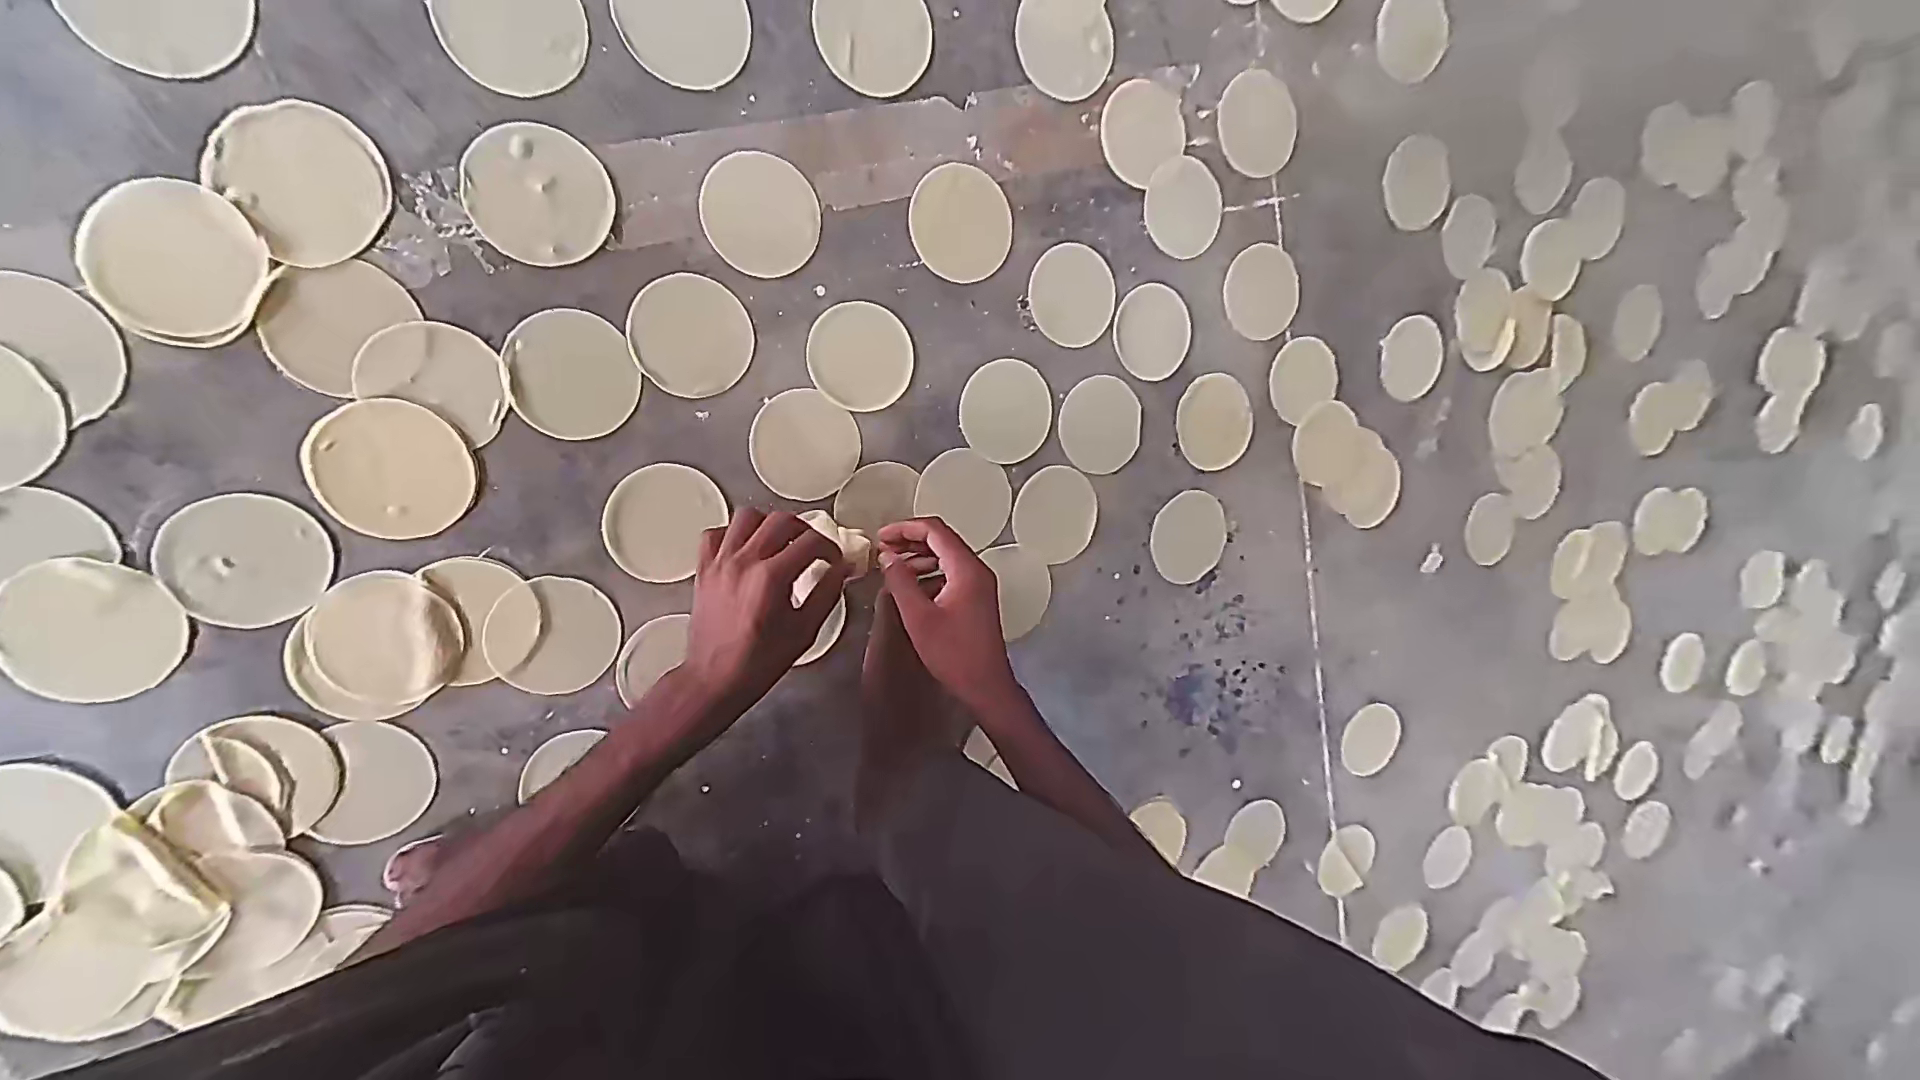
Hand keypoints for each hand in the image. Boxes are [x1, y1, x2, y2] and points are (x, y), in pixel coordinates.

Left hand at [683, 509, 846, 714]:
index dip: (831, 548)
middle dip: (805, 530)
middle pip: (781, 520)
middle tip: (814, 548)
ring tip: (781, 542)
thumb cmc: (760, 661)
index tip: (835, 560)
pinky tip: (747, 549)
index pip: (811, 542)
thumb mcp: (805, 630)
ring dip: (770, 524)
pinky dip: (734, 533)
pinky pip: (716, 533)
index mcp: (771, 577)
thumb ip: (827, 593)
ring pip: (747, 516)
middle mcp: (744, 562)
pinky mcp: (704, 569)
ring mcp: (720, 562)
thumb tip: (842, 569)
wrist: (715, 678)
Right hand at [876, 517, 1016, 708]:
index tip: (881, 536)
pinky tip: (910, 586)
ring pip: (946, 556)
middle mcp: (977, 570)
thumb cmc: (954, 655)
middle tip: (882, 549)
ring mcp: (979, 584)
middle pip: (942, 539)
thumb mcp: (919, 617)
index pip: (935, 530)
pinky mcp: (976, 598)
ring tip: (891, 567)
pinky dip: (929, 572)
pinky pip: (951, 573)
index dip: (905, 528)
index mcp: (967, 569)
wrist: (986, 684)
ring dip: (918, 556)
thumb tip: (887, 557)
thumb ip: (900, 582)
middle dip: (910, 540)